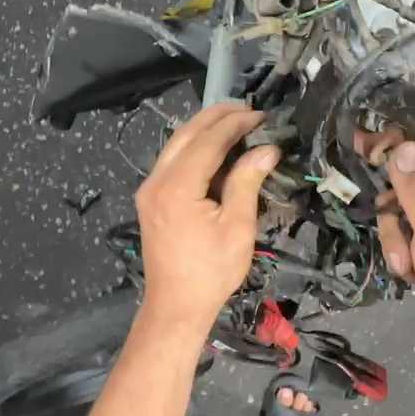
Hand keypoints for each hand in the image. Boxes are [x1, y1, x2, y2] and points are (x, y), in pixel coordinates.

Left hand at [135, 104, 280, 325]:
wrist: (176, 305)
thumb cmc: (211, 272)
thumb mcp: (237, 227)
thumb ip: (246, 182)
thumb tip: (266, 149)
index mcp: (177, 188)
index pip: (208, 141)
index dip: (235, 124)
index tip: (261, 115)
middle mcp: (156, 181)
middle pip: (186, 134)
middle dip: (216, 117)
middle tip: (248, 110)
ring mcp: (149, 189)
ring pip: (175, 144)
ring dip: (203, 129)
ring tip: (235, 122)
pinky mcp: (150, 199)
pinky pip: (171, 161)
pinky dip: (193, 147)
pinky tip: (214, 148)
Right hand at [356, 130, 414, 337]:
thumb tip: (401, 145)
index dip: (396, 137)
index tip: (367, 147)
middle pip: (402, 171)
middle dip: (389, 198)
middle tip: (382, 207)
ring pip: (394, 203)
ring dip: (393, 232)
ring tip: (408, 260)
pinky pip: (398, 227)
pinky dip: (398, 246)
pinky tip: (409, 267)